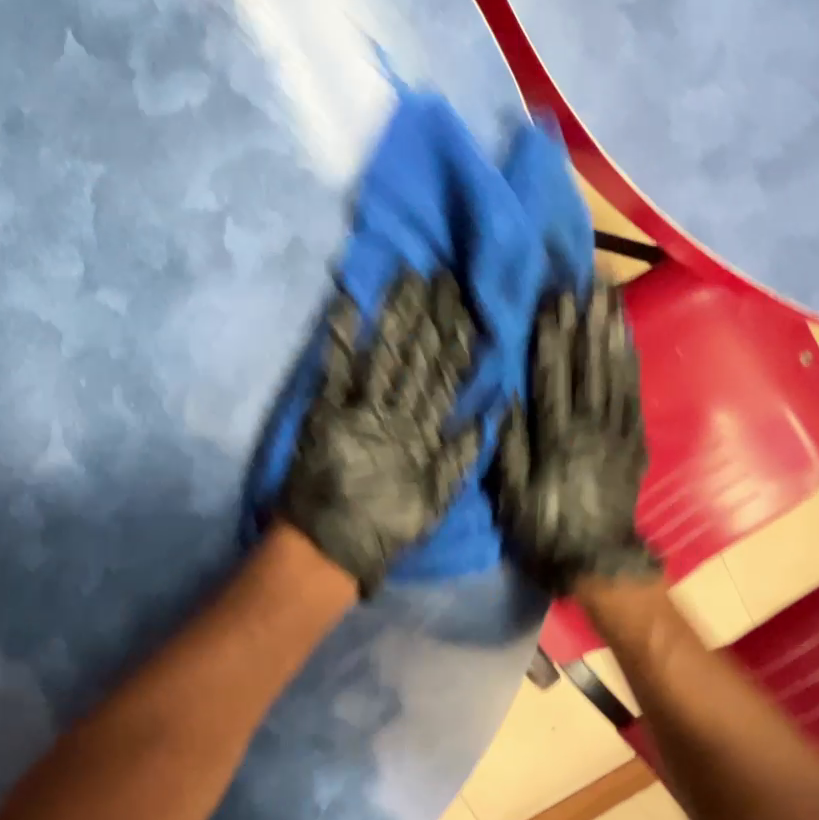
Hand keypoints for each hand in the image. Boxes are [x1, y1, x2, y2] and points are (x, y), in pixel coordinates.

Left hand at [279, 271, 482, 597]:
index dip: (457, 338)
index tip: (468, 302)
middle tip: (440, 273)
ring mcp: (360, 411)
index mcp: (425, 432)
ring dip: (394, 316)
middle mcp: (397, 414)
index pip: (447, 376)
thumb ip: (463, 453)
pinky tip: (345, 305)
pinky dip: (340, 338)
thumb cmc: (386, 526)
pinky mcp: (326, 414)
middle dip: (429, 315)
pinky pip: (335, 370)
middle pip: (417, 357)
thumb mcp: (437, 496)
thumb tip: (492, 409)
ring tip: (404, 278)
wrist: (333, 546)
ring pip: (384, 355)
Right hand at [491, 286, 657, 595]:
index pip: (554, 377)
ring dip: (613, 331)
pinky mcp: (635, 440)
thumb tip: (506, 399)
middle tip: (588, 282)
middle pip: (591, 365)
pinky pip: (634, 392)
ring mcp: (619, 432)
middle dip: (587, 322)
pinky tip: (625, 335)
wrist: (598, 562)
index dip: (553, 338)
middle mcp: (592, 428)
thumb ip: (510, 446)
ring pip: (618, 372)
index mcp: (557, 439)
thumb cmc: (543, 528)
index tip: (553, 302)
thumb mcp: (512, 494)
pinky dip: (631, 359)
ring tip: (610, 296)